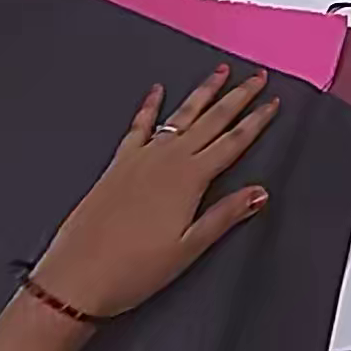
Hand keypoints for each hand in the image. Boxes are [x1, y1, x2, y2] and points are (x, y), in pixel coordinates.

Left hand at [31, 66, 279, 316]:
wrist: (76, 279)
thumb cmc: (136, 269)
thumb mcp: (188, 248)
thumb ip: (225, 215)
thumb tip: (262, 191)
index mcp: (192, 176)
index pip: (234, 140)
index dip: (257, 120)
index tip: (274, 101)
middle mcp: (172, 156)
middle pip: (215, 118)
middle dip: (239, 95)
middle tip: (258, 76)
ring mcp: (145, 154)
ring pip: (183, 113)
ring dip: (205, 91)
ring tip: (221, 71)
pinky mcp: (120, 161)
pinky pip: (140, 125)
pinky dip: (150, 105)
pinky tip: (157, 90)